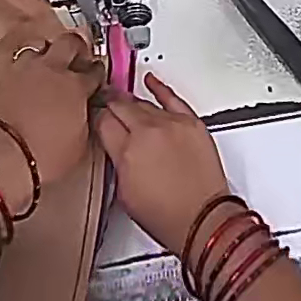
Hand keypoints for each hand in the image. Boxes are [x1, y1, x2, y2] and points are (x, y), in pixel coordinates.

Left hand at [0, 33, 104, 210]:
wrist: (1, 157)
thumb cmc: (43, 156)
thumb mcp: (81, 146)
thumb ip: (87, 121)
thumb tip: (86, 115)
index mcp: (77, 86)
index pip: (94, 70)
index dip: (96, 74)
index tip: (95, 80)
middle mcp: (52, 70)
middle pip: (70, 42)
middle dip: (76, 48)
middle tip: (77, 60)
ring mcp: (25, 69)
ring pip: (40, 45)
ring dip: (47, 53)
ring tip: (47, 68)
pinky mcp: (1, 76)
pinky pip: (18, 62)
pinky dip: (24, 68)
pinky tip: (25, 80)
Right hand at [94, 74, 230, 253]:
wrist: (204, 220)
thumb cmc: (168, 215)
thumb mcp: (124, 193)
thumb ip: (116, 161)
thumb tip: (114, 146)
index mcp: (126, 151)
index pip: (103, 121)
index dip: (97, 119)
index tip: (96, 119)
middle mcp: (148, 132)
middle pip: (120, 106)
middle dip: (111, 106)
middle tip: (106, 107)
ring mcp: (171, 124)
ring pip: (143, 102)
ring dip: (132, 103)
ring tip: (124, 101)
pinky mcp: (191, 123)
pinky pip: (172, 98)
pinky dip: (159, 88)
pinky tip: (150, 81)